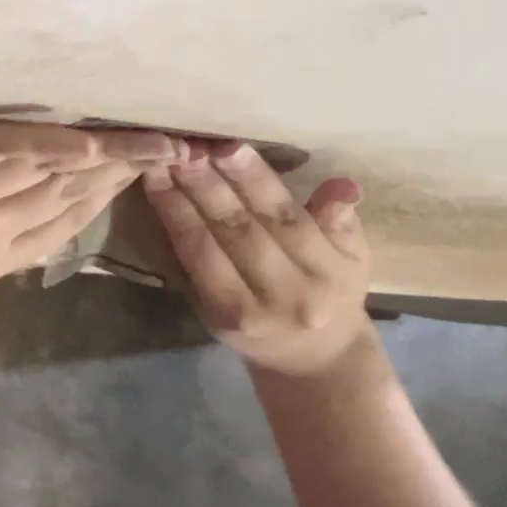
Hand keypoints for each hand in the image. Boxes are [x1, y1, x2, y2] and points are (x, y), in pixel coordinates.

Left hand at [141, 141, 372, 375]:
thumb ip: (340, 220)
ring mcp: (248, 305)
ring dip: (178, 198)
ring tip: (158, 162)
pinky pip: (189, 262)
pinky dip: (170, 224)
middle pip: (240, 226)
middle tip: (183, 145)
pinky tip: (155, 194)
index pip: (286, 216)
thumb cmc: (330, 293)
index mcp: (329, 269)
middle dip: (207, 182)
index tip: (226, 144)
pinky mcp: (216, 315)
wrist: (312, 361)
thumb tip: (342, 183)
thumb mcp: (351, 259)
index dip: (253, 179)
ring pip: (207, 242)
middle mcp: (289, 289)